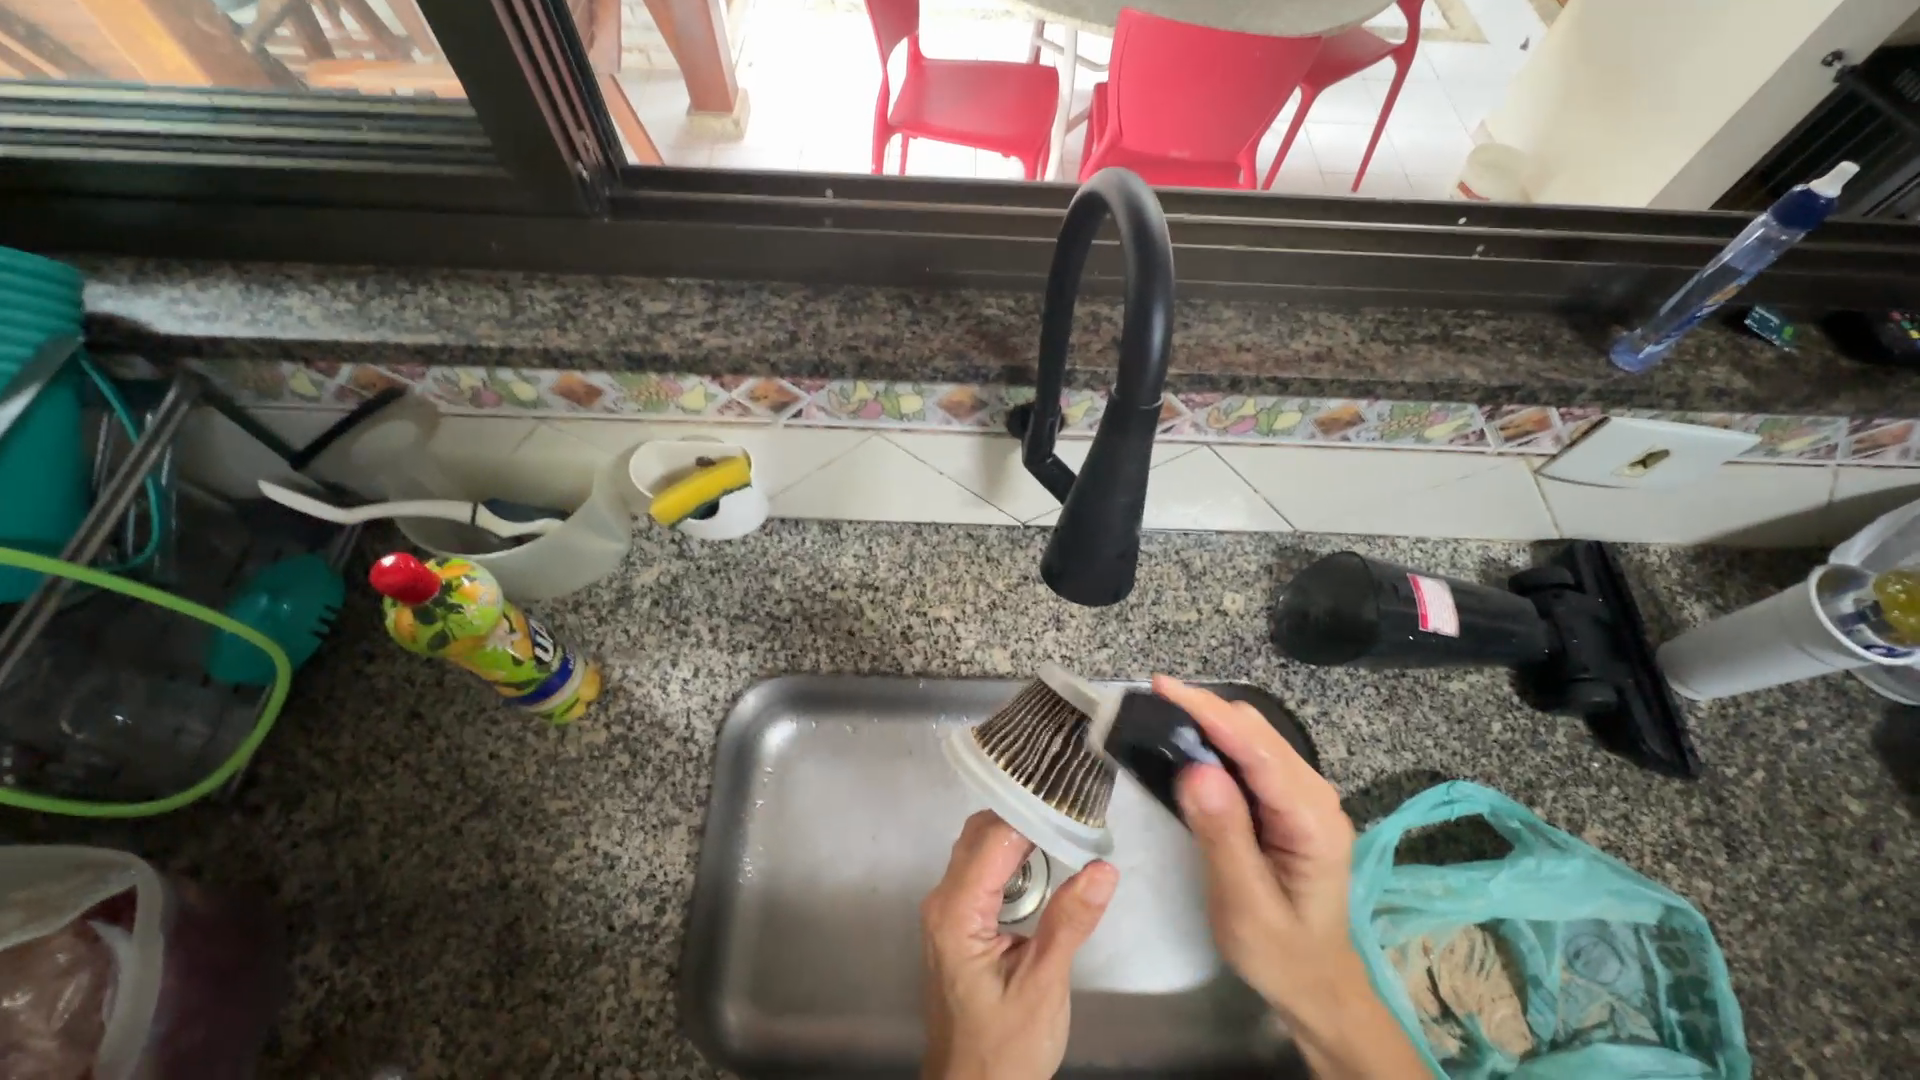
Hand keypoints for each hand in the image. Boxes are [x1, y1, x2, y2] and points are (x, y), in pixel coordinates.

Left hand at [920, 811, 1118, 1079]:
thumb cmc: (1005, 1047)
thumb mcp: (1043, 986)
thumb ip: (1069, 922)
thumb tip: (1103, 868)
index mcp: (956, 912)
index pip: (993, 839)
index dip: (1032, 815)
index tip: (1071, 802)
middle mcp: (943, 901)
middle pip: (980, 834)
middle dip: (1025, 815)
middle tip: (1073, 811)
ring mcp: (947, 910)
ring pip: (978, 847)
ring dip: (1018, 832)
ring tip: (1064, 827)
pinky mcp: (958, 920)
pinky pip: (981, 869)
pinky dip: (1011, 855)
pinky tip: (1044, 858)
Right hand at [1157, 677, 1425, 1078]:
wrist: (1317, 983)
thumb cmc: (1280, 952)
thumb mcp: (1244, 905)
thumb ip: (1223, 836)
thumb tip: (1195, 769)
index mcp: (1312, 821)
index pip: (1257, 750)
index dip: (1210, 713)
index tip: (1163, 689)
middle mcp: (1316, 797)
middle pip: (1258, 733)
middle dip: (1205, 711)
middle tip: (1150, 706)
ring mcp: (1305, 798)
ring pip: (1255, 738)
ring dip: (1210, 723)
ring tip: (1162, 717)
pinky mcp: (1289, 802)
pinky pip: (1252, 757)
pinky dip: (1219, 743)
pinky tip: (1190, 746)